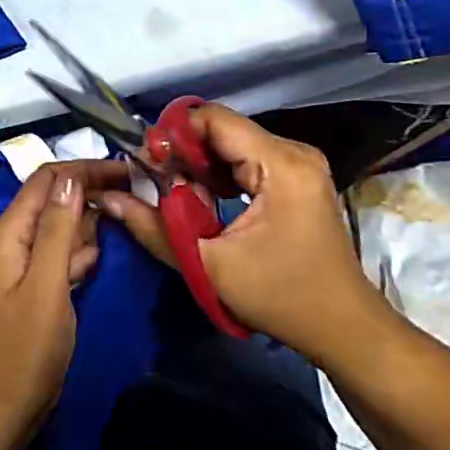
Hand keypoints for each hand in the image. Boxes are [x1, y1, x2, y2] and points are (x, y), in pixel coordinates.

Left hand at [0, 160, 126, 449]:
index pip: (47, 179)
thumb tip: (71, 177)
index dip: (84, 168)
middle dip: (93, 191)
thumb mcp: (46, 286)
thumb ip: (57, 230)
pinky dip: (86, 249)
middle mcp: (16, 240)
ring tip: (134, 215)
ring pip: (63, 226)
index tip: (129, 170)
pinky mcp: (40, 287)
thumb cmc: (25, 350)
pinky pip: (65, 254)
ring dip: (93, 219)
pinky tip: (107, 253)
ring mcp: (27, 264)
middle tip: (140, 194)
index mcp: (10, 232)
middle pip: (55, 198)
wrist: (4, 410)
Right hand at [96, 104, 394, 364]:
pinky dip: (217, 175)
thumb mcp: (207, 265)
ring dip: (197, 166)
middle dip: (182, 154)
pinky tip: (202, 201)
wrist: (343, 329)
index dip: (172, 135)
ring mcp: (298, 164)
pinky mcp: (295, 178)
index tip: (146, 165)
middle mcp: (293, 153)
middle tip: (155, 186)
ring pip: (230, 144)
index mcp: (281, 164)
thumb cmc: (281, 297)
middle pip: (221, 130)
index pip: (213, 119)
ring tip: (176, 197)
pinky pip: (244, 160)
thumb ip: (152, 226)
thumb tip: (106, 198)